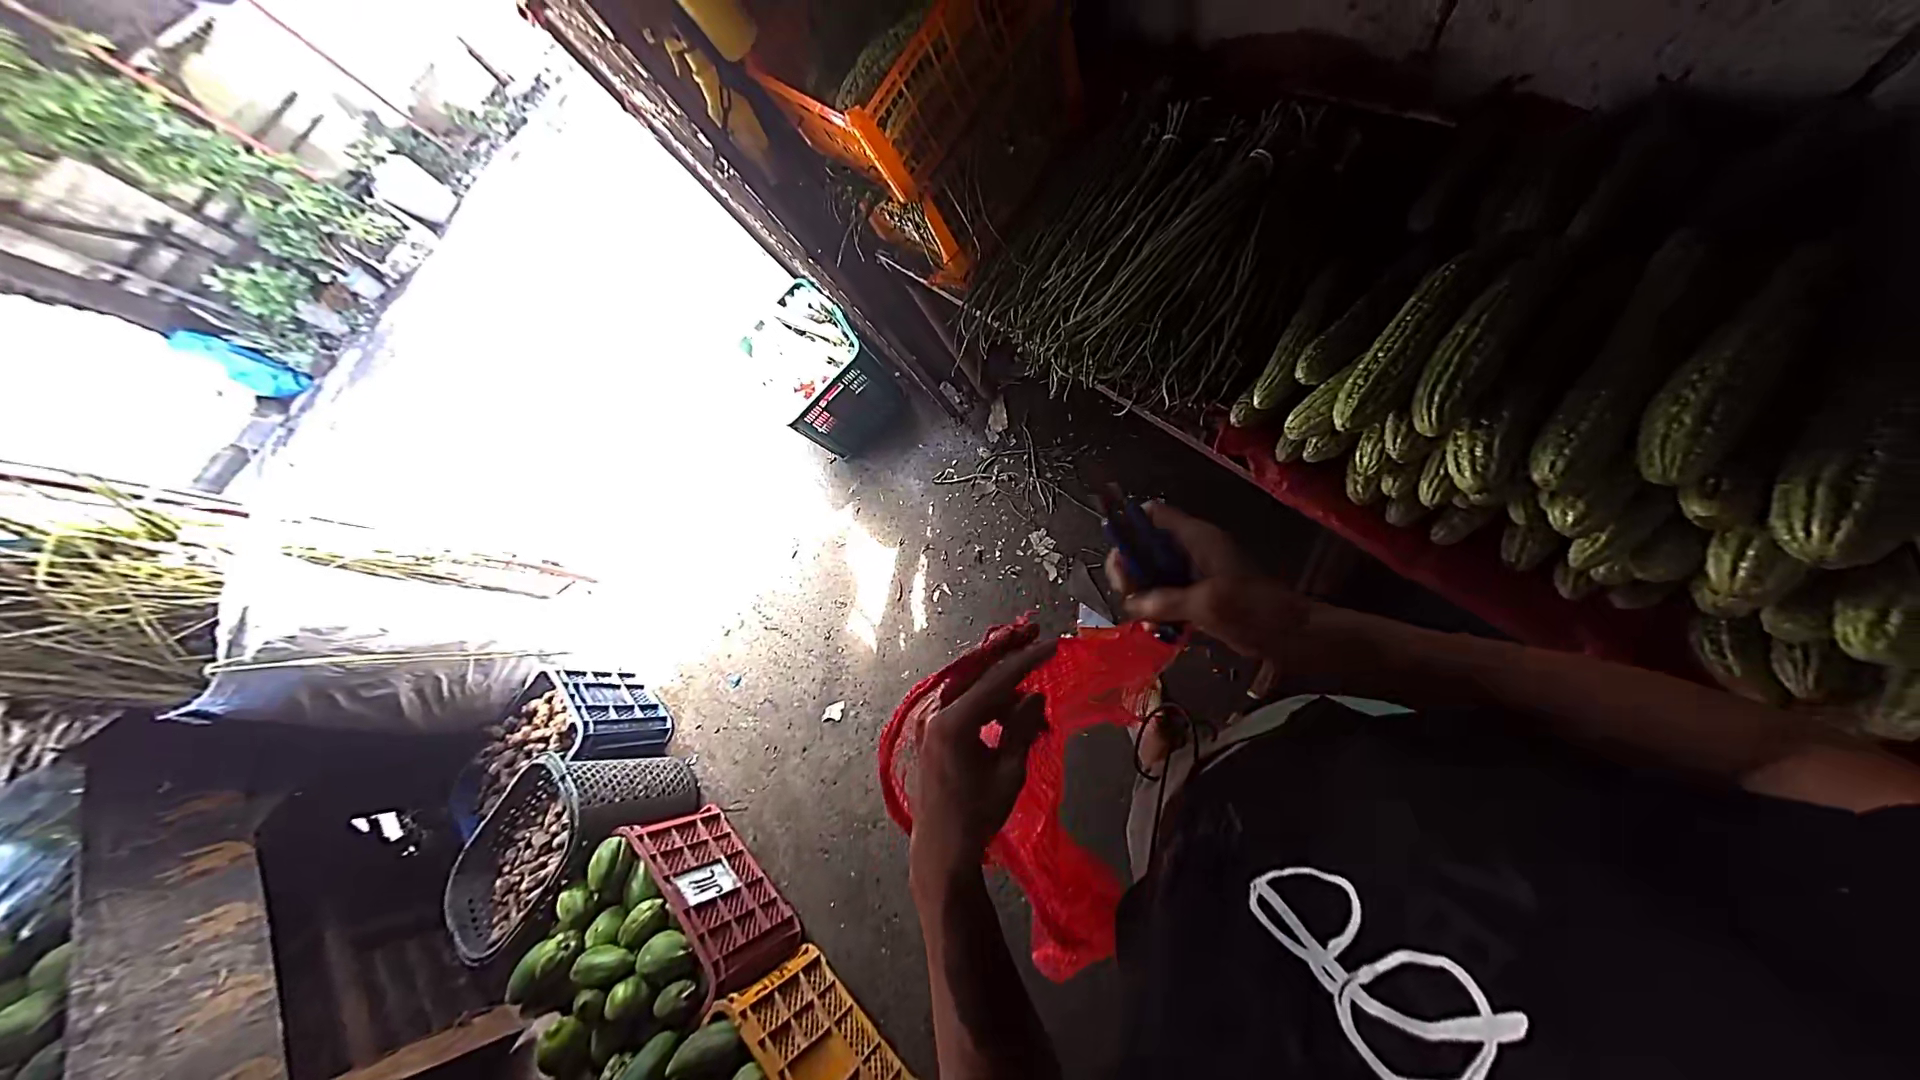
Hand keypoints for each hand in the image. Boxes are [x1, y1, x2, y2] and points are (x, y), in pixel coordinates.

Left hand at [910, 624, 1056, 880]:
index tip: (1050, 644)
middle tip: (1035, 634)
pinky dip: (988, 701)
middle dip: (1008, 651)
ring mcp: (931, 720)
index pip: (995, 680)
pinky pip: (964, 702)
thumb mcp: (1009, 772)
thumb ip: (1021, 729)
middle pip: (977, 670)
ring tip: (1032, 701)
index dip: (1026, 660)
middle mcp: (936, 713)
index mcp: (953, 722)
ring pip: (971, 685)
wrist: (940, 847)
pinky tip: (1010, 713)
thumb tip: (1035, 696)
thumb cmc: (976, 815)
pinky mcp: (933, 730)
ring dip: (1001, 685)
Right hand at [1104, 502, 1311, 657]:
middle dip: (1131, 569)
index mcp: (1197, 538)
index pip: (1153, 514)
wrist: (1294, 636)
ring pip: (1152, 573)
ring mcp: (1195, 573)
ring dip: (1142, 593)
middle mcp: (1192, 549)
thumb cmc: (1256, 611)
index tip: (1121, 557)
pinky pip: (1165, 594)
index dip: (1130, 526)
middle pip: (1145, 546)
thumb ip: (1164, 600)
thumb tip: (1130, 602)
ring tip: (1143, 616)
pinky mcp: (1198, 595)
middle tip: (1129, 595)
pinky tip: (1157, 626)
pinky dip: (1157, 607)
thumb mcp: (1207, 604)